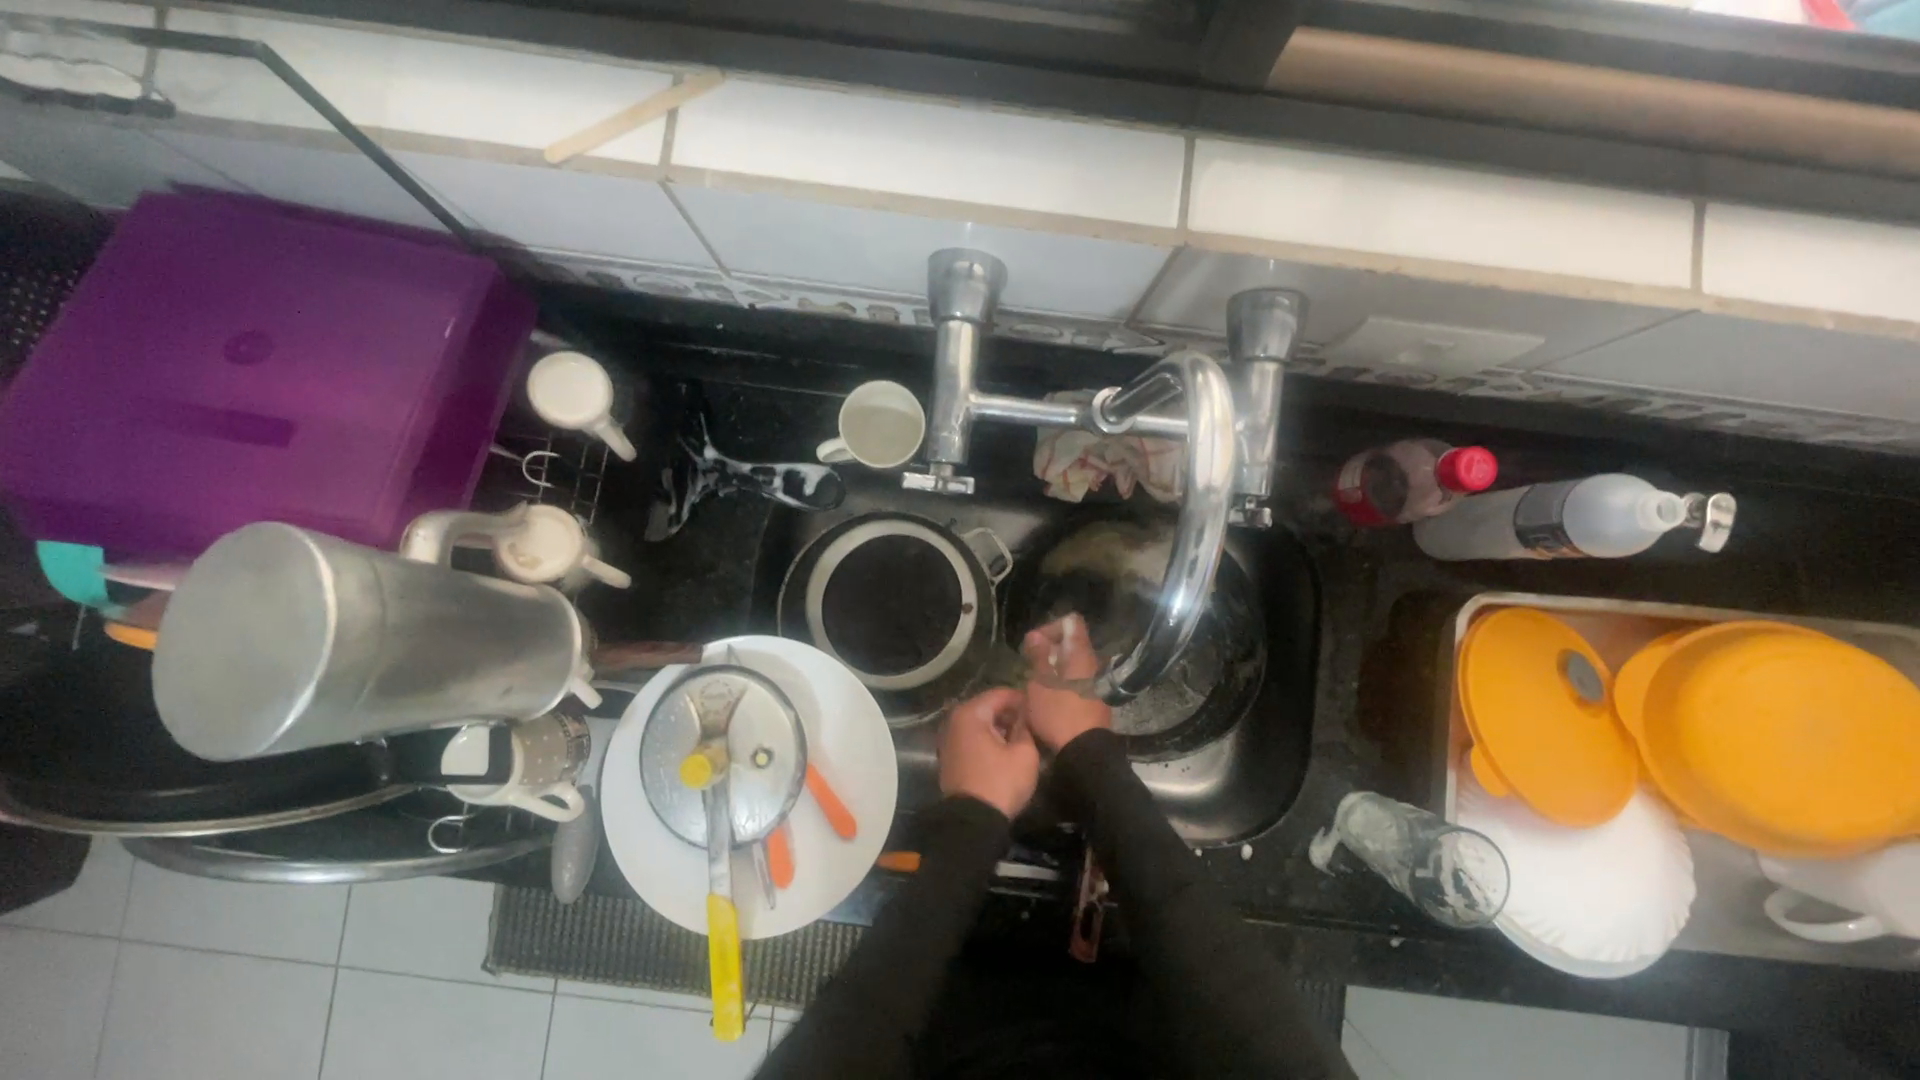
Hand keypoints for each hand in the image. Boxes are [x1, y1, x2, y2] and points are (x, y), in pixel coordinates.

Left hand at [938, 687, 1040, 820]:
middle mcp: (954, 721)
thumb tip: (1024, 716)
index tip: (1040, 707)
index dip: (1022, 699)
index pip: (1001, 694)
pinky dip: (988, 740)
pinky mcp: (950, 756)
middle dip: (1010, 713)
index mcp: (970, 714)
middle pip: (988, 707)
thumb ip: (1025, 727)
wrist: (973, 822)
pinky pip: (973, 738)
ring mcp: (949, 739)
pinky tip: (1005, 750)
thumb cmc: (1000, 783)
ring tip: (1022, 737)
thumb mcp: (1024, 753)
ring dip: (1000, 727)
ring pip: (980, 724)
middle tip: (1033, 723)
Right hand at [1021, 613, 1111, 750]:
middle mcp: (1092, 663)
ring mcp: (1095, 682)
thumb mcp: (1040, 683)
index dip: (1051, 627)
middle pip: (1071, 643)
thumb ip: (1039, 657)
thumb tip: (1036, 635)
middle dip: (1048, 649)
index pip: (1071, 622)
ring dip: (1053, 667)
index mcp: (1081, 654)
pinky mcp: (1093, 699)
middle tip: (1030, 666)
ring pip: (1072, 663)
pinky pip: (1075, 680)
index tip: (1034, 644)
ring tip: (1035, 683)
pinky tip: (1047, 697)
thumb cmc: (1058, 713)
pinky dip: (1060, 681)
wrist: (1083, 751)